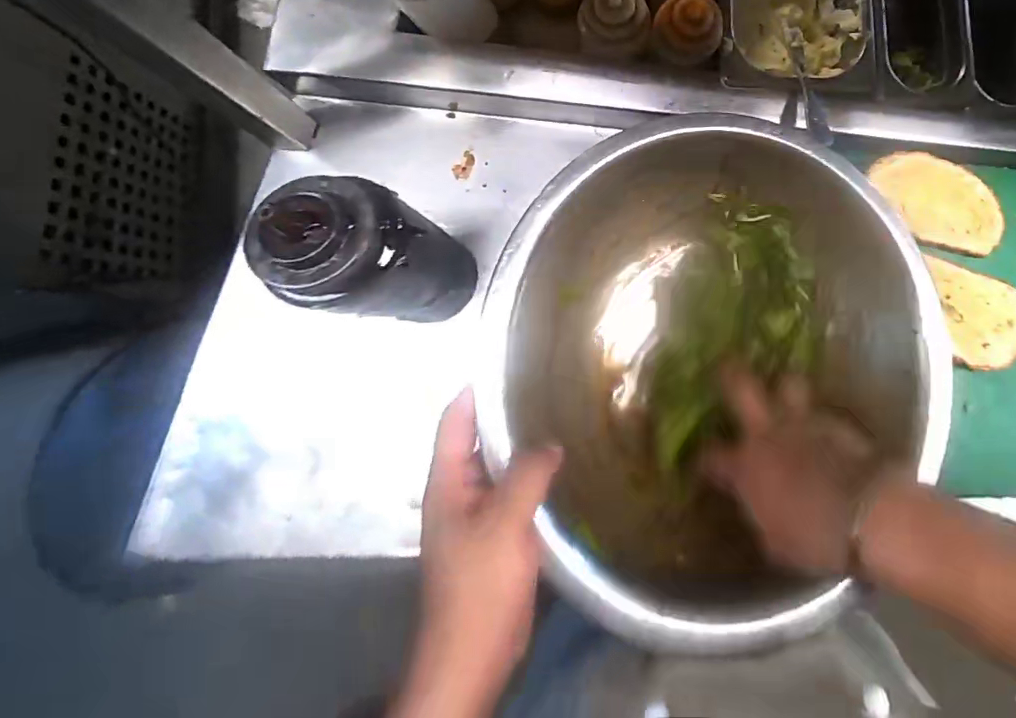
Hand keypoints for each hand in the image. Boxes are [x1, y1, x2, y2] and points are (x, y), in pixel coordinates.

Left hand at [397, 388, 561, 717]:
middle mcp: (460, 492)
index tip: (509, 363)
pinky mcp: (500, 534)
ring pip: (503, 466)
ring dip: (526, 445)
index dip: (476, 390)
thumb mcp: (504, 522)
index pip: (456, 421)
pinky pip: (518, 491)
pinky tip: (567, 464)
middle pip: (481, 440)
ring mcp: (480, 515)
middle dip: (509, 414)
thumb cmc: (479, 584)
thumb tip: (552, 443)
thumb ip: (527, 474)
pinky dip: (538, 474)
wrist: (474, 653)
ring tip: (564, 415)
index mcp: (447, 483)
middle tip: (551, 385)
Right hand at [699, 368, 884, 576]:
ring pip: (788, 383)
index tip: (703, 461)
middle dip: (730, 374)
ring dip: (785, 386)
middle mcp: (769, 434)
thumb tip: (761, 508)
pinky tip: (824, 426)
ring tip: (786, 390)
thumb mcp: (775, 541)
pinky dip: (820, 416)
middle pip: (742, 388)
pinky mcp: (837, 420)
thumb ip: (762, 515)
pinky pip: (822, 409)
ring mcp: (804, 421)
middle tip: (725, 365)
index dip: (704, 458)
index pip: (712, 457)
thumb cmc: (814, 539)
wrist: (866, 514)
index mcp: (746, 468)